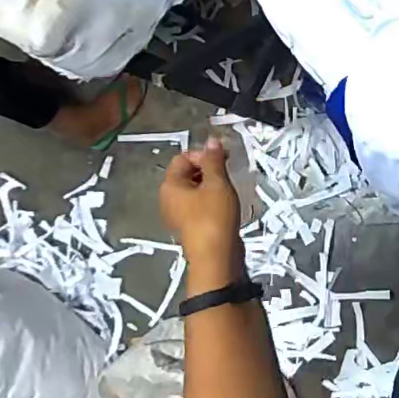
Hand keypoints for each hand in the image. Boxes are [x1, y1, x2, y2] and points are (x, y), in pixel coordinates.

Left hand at [159, 137, 242, 271]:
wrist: (216, 257)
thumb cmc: (214, 216)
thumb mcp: (217, 183)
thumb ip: (214, 160)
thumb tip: (212, 140)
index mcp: (170, 186)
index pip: (183, 158)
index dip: (203, 154)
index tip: (223, 160)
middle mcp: (169, 199)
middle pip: (187, 173)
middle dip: (208, 169)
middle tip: (228, 173)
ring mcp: (179, 215)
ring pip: (195, 190)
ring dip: (212, 185)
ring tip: (229, 189)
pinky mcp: (191, 226)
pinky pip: (199, 205)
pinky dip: (212, 200)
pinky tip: (226, 205)